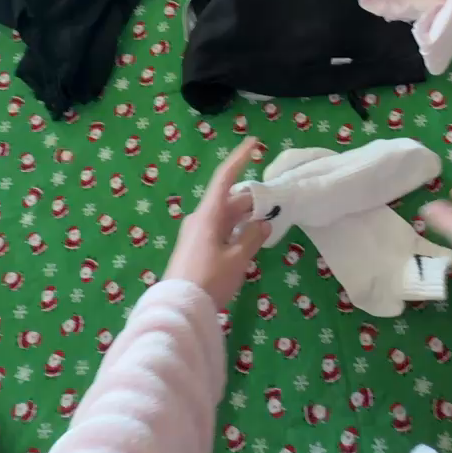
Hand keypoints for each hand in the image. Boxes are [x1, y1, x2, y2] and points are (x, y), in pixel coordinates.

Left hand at [163, 137, 270, 309]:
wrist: (178, 310)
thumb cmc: (208, 280)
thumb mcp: (236, 260)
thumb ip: (251, 239)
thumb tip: (262, 224)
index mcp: (208, 215)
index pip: (225, 178)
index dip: (239, 159)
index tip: (253, 143)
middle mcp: (200, 219)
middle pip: (228, 200)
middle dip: (250, 199)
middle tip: (273, 201)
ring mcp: (196, 234)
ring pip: (225, 216)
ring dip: (244, 217)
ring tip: (266, 220)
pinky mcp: (196, 249)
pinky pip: (219, 230)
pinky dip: (236, 229)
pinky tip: (249, 239)